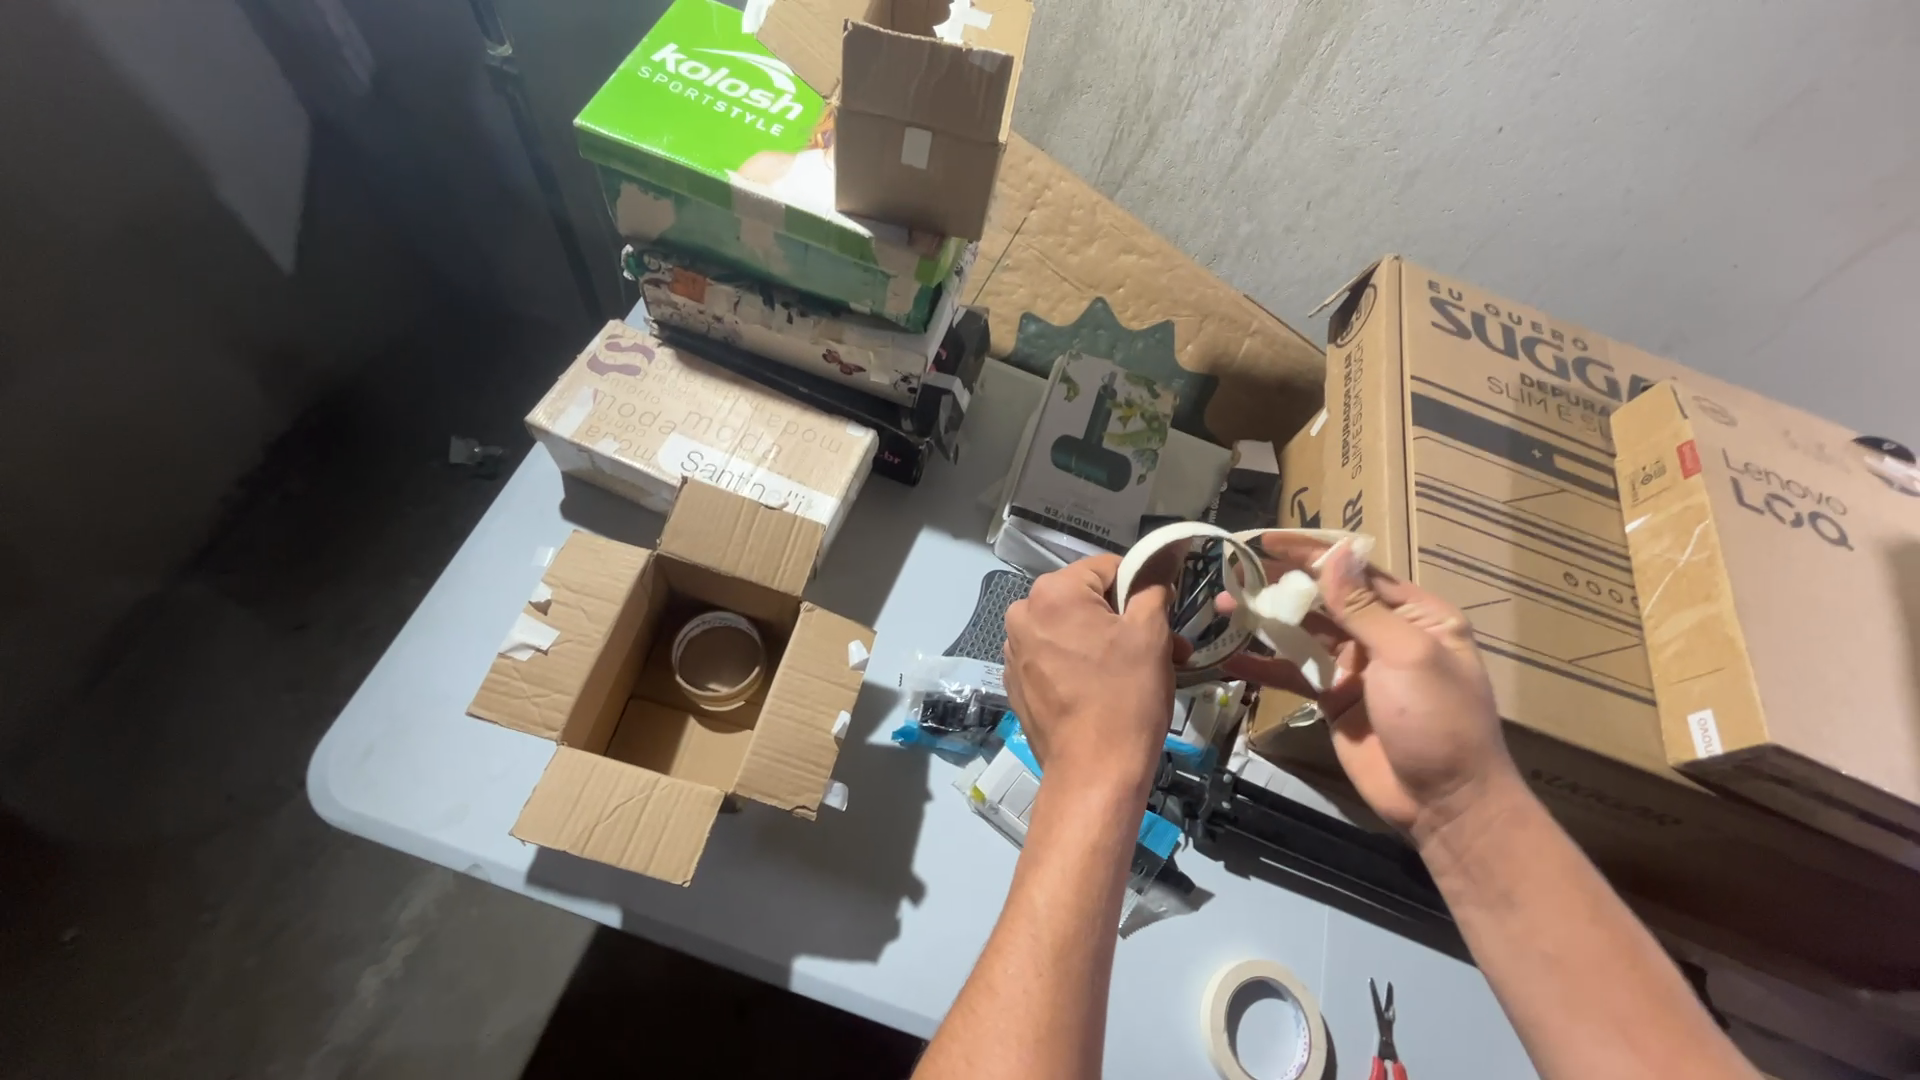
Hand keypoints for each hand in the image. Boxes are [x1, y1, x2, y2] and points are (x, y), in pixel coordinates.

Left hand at [1003, 556, 1181, 800]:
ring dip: (1104, 642)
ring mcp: (1014, 650)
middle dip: (1124, 619)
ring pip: (1071, 629)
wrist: (1093, 772)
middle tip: (1161, 648)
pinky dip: (1079, 664)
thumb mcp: (1150, 634)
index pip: (1107, 567)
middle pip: (1086, 599)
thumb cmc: (1125, 697)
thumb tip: (1163, 554)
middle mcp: (1022, 613)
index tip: (1163, 617)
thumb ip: (1152, 586)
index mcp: (1052, 592)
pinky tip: (1103, 690)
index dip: (1141, 587)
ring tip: (1138, 672)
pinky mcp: (1016, 682)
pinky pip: (1054, 657)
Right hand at [1222, 536, 1518, 843]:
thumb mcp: (1406, 656)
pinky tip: (1228, 658)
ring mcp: (1355, 665)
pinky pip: (1291, 672)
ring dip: (1262, 620)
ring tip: (1221, 608)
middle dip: (1278, 585)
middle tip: (1231, 575)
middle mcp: (1382, 632)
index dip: (1310, 554)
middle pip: (1322, 598)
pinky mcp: (1332, 695)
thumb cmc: (1439, 721)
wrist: (1444, 803)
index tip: (1266, 542)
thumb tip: (1336, 551)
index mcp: (1414, 614)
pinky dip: (1261, 666)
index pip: (1355, 570)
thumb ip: (1363, 605)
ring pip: (1301, 632)